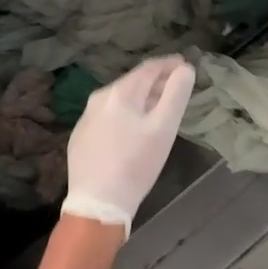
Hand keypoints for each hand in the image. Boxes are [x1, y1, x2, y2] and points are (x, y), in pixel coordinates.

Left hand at [61, 56, 195, 231]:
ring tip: (158, 109)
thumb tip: (185, 69)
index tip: (186, 66)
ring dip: (141, 99)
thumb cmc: (136, 164)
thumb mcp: (164, 128)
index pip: (149, 68)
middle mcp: (99, 99)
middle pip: (133, 83)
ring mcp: (86, 119)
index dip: (170, 64)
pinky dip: (125, 115)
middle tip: (177, 89)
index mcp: (120, 93)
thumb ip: (176, 94)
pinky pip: (108, 117)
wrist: (97, 204)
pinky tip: (133, 130)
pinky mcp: (80, 138)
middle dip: (157, 82)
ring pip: (120, 100)